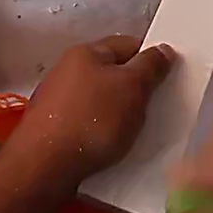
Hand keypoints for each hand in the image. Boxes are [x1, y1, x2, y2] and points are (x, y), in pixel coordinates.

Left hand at [11, 35, 172, 181]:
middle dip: (135, 87)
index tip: (167, 76)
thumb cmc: (93, 121)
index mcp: (86, 52)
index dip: (151, 57)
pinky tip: (111, 145)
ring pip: (101, 99)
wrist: (46, 168)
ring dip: (119, 111)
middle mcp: (66, 70)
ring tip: (134, 129)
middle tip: (153, 104)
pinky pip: (87, 122)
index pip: (128, 44)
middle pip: (113, 72)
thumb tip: (162, 49)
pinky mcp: (52, 127)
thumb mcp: (133, 87)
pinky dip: (102, 130)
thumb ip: (151, 65)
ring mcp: (56, 100)